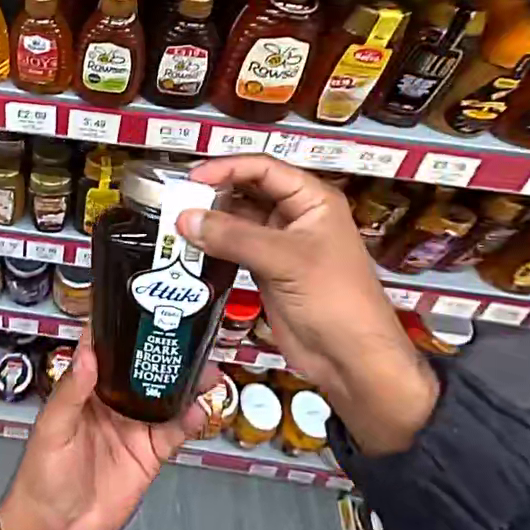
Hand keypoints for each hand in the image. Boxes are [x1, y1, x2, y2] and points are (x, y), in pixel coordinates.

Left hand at [0, 334, 208, 529]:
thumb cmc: (42, 474)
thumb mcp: (52, 428)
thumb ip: (71, 391)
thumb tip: (90, 352)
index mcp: (87, 387)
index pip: (105, 350)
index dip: (121, 328)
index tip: (141, 303)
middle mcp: (113, 401)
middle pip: (142, 369)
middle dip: (164, 352)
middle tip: (190, 334)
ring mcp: (134, 426)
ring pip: (165, 396)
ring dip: (186, 382)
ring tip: (208, 367)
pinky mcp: (150, 453)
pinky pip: (174, 432)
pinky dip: (190, 419)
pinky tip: (203, 407)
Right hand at [178, 155, 438, 454]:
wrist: (353, 362)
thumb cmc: (334, 299)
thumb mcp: (285, 260)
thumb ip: (233, 237)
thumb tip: (184, 219)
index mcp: (311, 199)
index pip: (263, 168)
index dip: (227, 168)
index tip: (192, 179)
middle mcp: (295, 215)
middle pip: (248, 190)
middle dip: (214, 192)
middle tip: (177, 199)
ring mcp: (280, 243)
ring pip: (238, 218)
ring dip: (211, 219)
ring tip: (176, 222)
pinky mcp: (267, 268)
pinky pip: (234, 245)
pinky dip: (213, 243)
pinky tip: (190, 245)